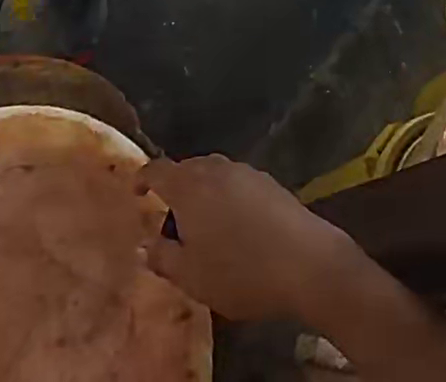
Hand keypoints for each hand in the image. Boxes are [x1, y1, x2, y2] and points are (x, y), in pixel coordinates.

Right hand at [137, 156, 361, 322]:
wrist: (308, 262)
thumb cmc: (240, 270)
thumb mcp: (192, 276)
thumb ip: (162, 257)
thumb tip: (146, 244)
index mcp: (188, 185)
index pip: (156, 169)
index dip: (143, 178)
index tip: (137, 192)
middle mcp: (213, 168)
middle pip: (186, 170)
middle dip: (175, 190)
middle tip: (174, 222)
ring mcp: (244, 172)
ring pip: (213, 175)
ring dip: (204, 194)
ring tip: (207, 226)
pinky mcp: (269, 182)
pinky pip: (237, 183)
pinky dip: (229, 198)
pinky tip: (239, 226)